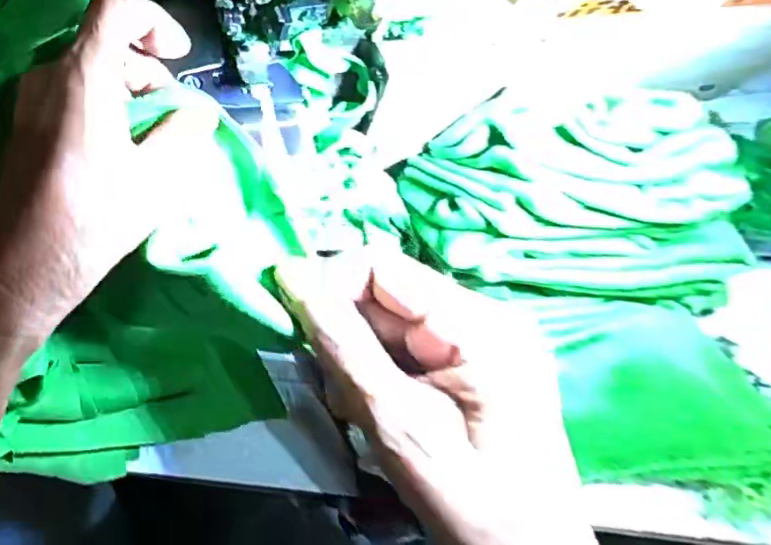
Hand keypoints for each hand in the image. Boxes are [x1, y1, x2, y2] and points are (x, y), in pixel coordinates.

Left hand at [0, 0, 225, 350]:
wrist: (19, 262)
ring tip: (148, 141)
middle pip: (106, 43)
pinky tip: (117, 149)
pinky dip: (101, 103)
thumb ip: (184, 132)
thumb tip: (194, 114)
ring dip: (126, 91)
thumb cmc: (90, 218)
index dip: (153, 18)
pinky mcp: (23, 120)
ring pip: (89, 68)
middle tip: (169, 117)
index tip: (176, 57)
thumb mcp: (157, 179)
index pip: (114, 7)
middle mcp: (48, 74)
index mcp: (80, 74)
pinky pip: (69, 91)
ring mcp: (30, 97)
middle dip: (147, 69)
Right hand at [275, 252, 594, 544]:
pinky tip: (373, 403)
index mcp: (481, 327)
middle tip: (334, 382)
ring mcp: (475, 339)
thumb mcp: (398, 422)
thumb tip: (288, 271)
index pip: (377, 265)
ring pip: (375, 315)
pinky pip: (391, 338)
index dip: (328, 285)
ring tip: (355, 403)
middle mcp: (483, 319)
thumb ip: (341, 342)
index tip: (304, 329)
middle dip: (338, 329)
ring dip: (349, 351)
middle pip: (375, 290)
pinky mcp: (463, 360)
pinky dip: (367, 365)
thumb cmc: (474, 506)